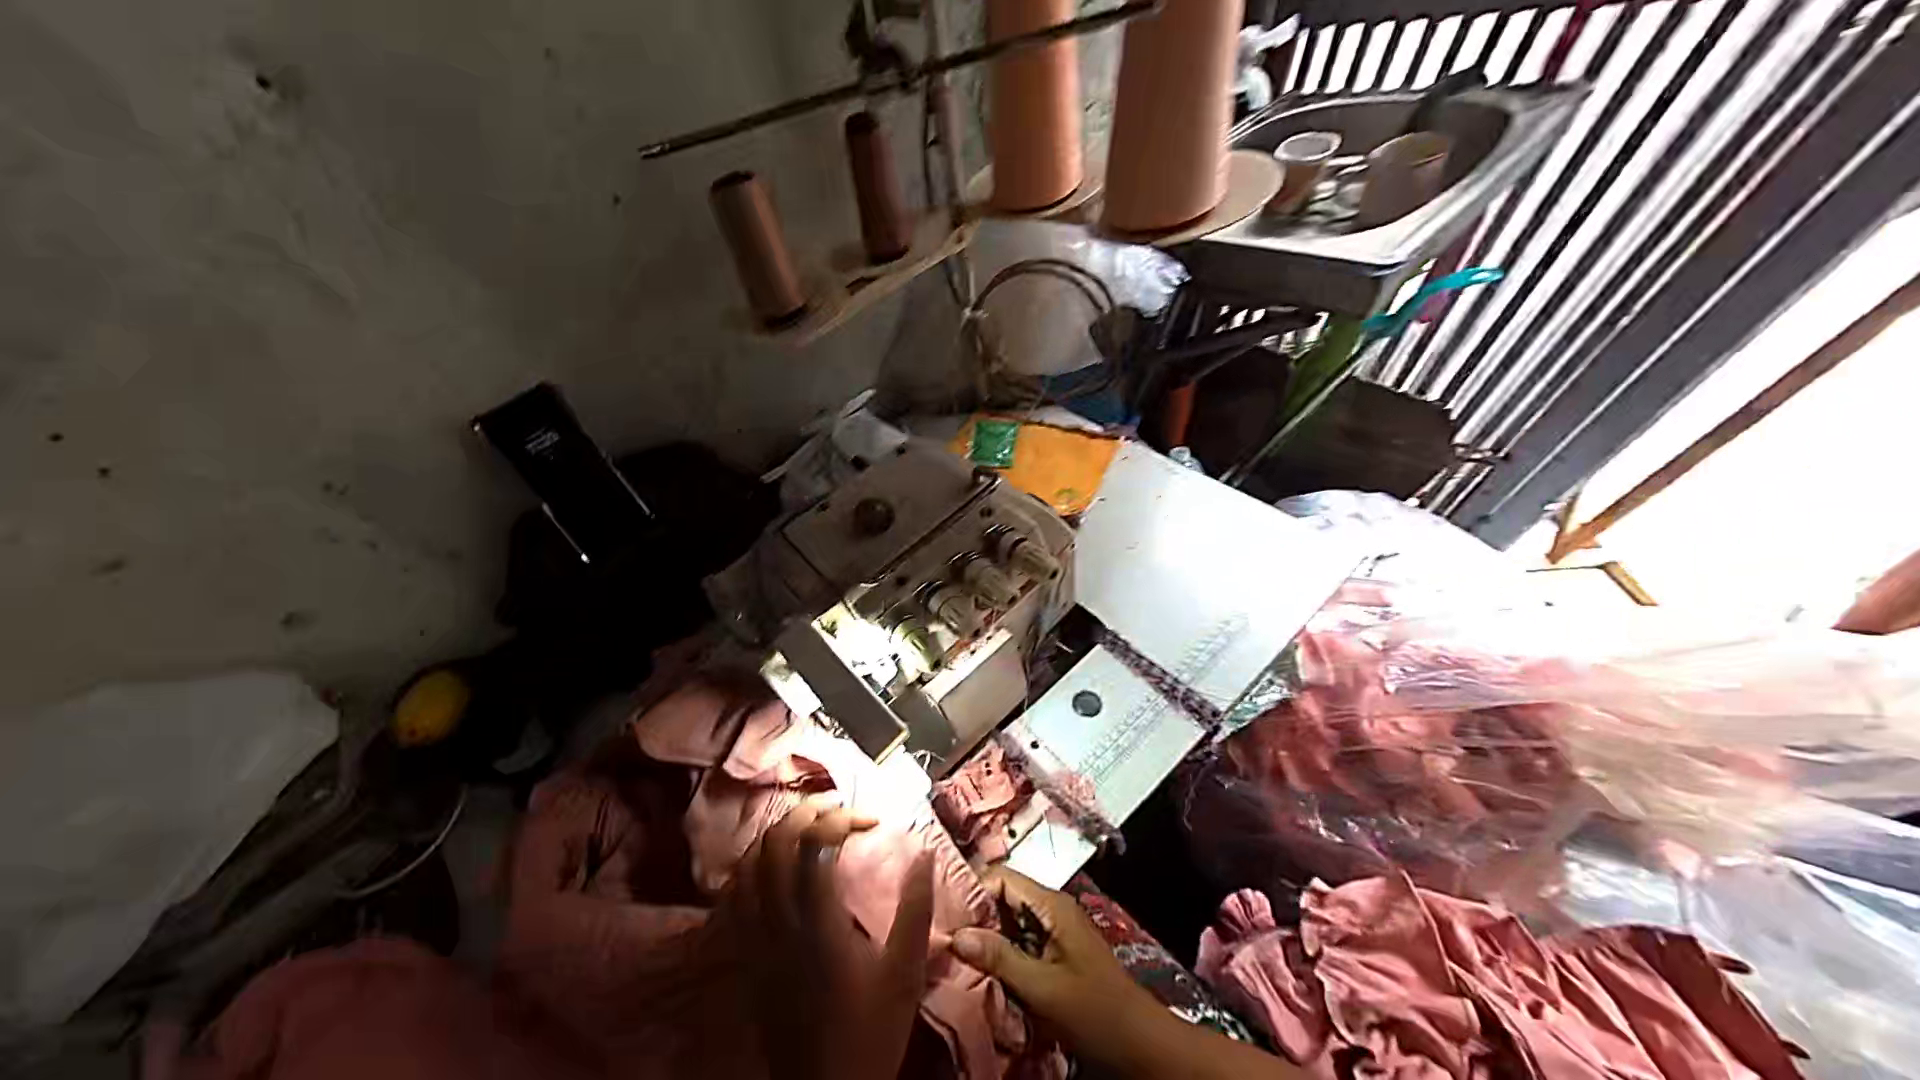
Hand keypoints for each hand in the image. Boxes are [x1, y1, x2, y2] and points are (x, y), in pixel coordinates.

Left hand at [723, 799, 934, 1079]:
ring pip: (750, 863)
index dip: (840, 817)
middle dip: (806, 811)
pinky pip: (736, 894)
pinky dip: (754, 862)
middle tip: (839, 809)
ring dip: (779, 831)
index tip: (871, 820)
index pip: (813, 844)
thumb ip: (916, 908)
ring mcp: (756, 940)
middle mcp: (779, 925)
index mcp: (818, 925)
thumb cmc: (872, 1030)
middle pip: (775, 843)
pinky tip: (776, 860)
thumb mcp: (906, 970)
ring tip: (811, 824)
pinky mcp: (746, 955)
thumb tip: (924, 852)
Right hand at [948, 866, 1165, 1067]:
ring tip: (957, 956)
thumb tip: (956, 935)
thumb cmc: (1095, 1011)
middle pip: (1003, 897)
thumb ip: (1000, 958)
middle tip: (946, 940)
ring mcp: (1054, 931)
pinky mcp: (1055, 953)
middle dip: (976, 916)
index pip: (1001, 877)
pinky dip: (1002, 953)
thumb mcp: (1042, 987)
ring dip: (987, 937)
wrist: (1141, 1044)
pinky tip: (984, 972)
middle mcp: (1051, 909)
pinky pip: (1020, 942)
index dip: (973, 891)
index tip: (946, 917)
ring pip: (1010, 921)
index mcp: (1051, 905)